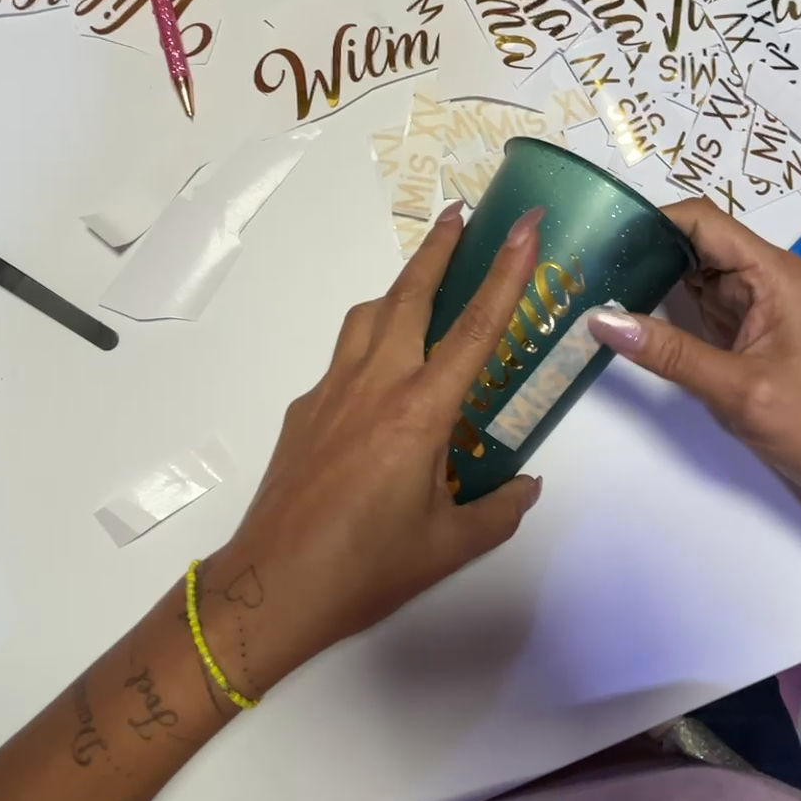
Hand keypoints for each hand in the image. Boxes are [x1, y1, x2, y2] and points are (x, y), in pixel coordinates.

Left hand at [202, 202, 547, 694]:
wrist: (272, 588)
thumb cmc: (367, 568)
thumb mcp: (448, 546)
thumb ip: (499, 511)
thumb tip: (527, 486)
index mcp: (419, 412)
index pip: (476, 327)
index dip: (506, 270)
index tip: (522, 224)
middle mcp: (375, 385)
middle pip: (409, 294)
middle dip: (438, 246)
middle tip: (460, 213)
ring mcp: (331, 391)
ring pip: (368, 315)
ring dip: (400, 289)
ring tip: (426, 289)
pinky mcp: (303, 408)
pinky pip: (343, 359)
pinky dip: (371, 347)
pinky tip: (382, 386)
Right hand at [585, 198, 800, 496]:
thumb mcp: (736, 388)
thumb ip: (667, 352)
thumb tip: (600, 318)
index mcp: (770, 272)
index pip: (701, 220)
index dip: (651, 219)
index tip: (600, 234)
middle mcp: (760, 275)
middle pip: (691, 239)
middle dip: (641, 244)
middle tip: (585, 260)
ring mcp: (749, 300)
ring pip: (688, 269)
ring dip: (647, 272)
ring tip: (593, 279)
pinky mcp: (739, 326)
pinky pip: (692, 300)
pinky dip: (659, 301)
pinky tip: (624, 307)